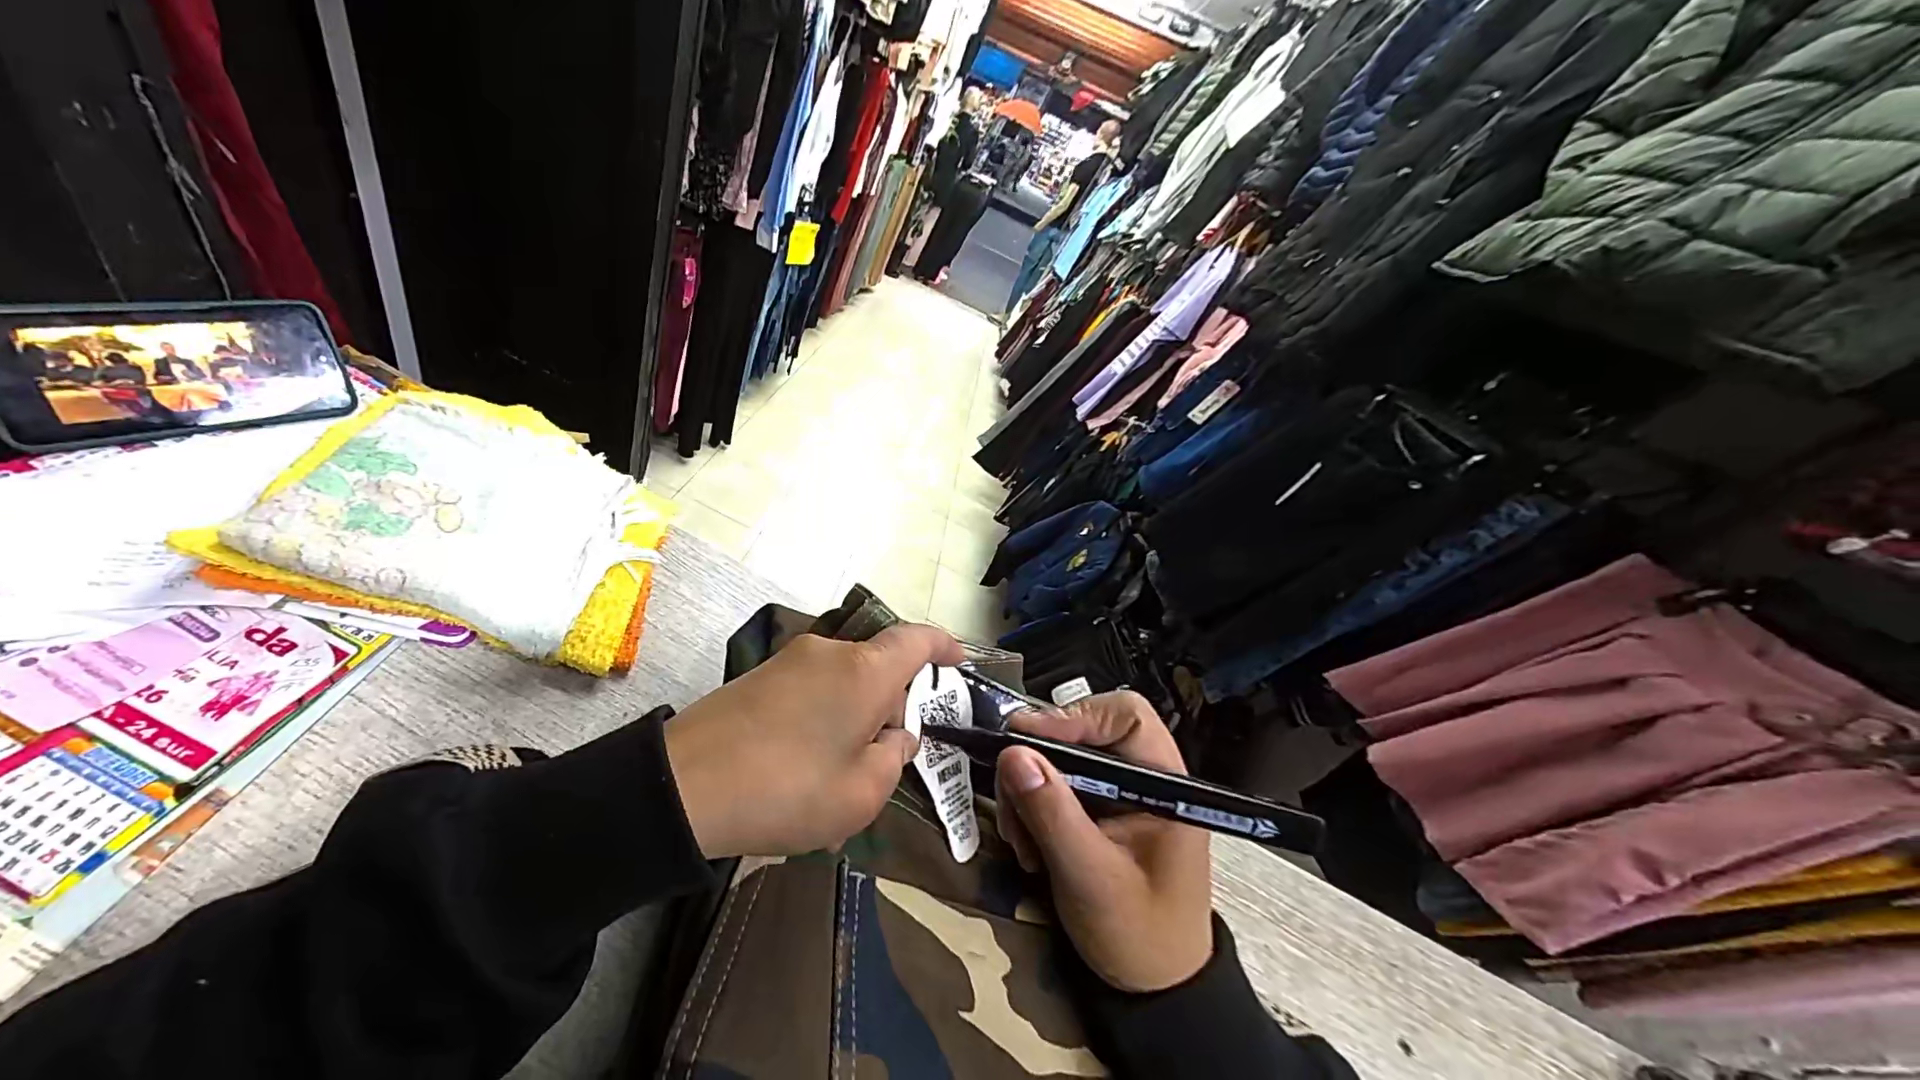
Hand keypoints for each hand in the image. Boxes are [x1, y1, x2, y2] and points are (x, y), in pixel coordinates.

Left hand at [664, 624, 961, 857]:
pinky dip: (822, 719)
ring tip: (839, 776)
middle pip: (878, 667)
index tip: (958, 663)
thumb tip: (895, 736)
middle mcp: (829, 653)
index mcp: (864, 671)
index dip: (944, 646)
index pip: (917, 639)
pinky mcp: (758, 678)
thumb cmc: (787, 790)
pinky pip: (809, 692)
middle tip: (887, 756)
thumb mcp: (860, 794)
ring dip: (854, 718)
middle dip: (892, 705)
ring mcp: (788, 662)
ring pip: (843, 683)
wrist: (680, 789)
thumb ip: (892, 759)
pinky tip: (804, 768)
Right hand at [994, 691, 1212, 992]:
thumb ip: (1053, 813)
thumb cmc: (1139, 935)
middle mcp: (1141, 777)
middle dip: (1041, 764)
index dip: (1076, 717)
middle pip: (1083, 733)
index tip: (1027, 741)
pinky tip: (1031, 846)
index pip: (1126, 715)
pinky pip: (1055, 786)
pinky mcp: (1096, 810)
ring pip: (1061, 759)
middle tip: (1013, 800)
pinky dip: (1034, 809)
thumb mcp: (1091, 877)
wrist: (1152, 989)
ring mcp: (1117, 794)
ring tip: (1022, 839)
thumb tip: (1014, 753)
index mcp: (1163, 783)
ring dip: (1030, 791)